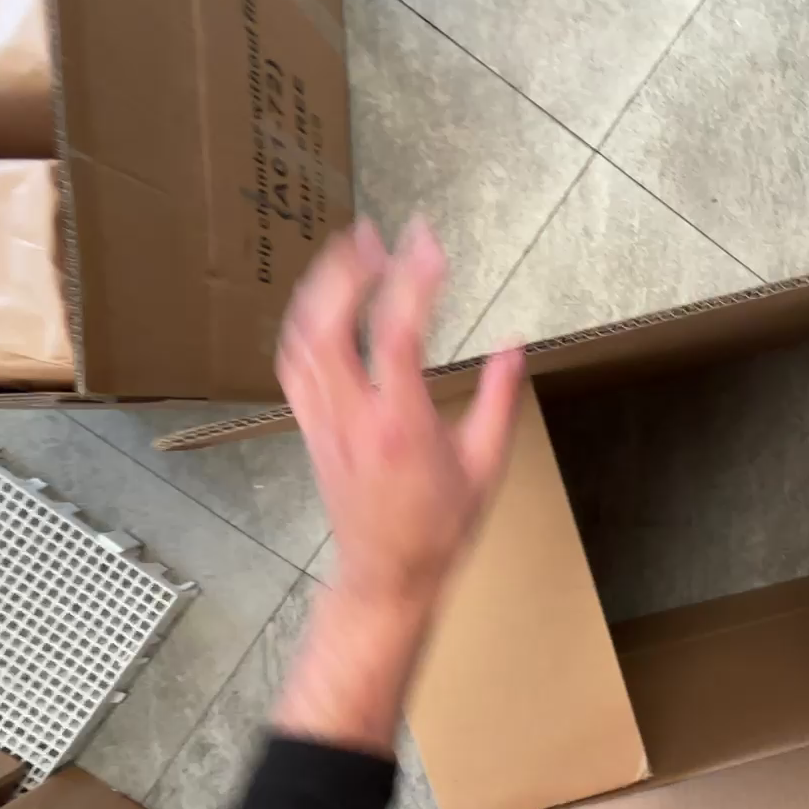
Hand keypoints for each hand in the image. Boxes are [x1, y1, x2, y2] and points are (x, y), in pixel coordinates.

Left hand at [269, 216, 523, 754]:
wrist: (388, 573)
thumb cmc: (442, 526)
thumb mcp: (487, 466)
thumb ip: (499, 402)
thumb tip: (513, 348)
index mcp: (402, 425)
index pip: (399, 334)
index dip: (413, 282)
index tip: (428, 245)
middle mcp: (354, 417)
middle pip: (330, 325)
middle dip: (348, 271)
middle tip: (373, 234)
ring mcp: (324, 422)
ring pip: (302, 340)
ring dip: (321, 290)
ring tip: (346, 255)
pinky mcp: (312, 429)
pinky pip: (295, 365)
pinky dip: (304, 325)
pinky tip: (320, 308)